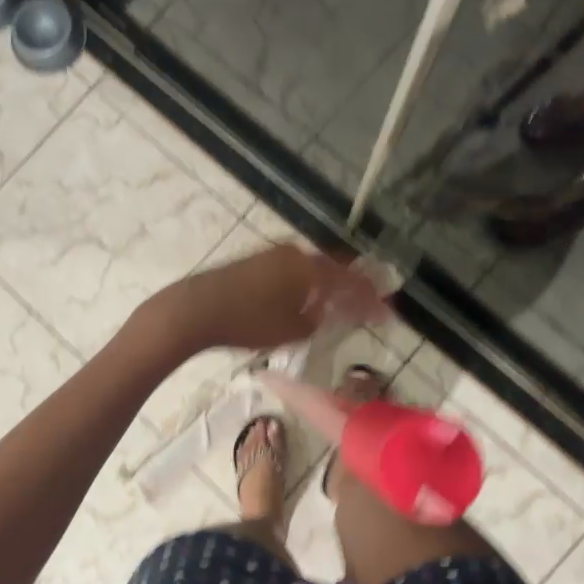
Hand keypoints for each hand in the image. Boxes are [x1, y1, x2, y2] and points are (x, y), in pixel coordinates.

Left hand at [136, 242, 390, 354]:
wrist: (195, 309)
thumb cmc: (248, 321)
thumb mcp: (293, 330)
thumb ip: (318, 319)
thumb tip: (326, 312)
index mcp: (311, 267)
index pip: (352, 282)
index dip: (372, 299)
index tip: (387, 313)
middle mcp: (295, 253)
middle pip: (333, 268)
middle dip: (352, 286)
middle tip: (368, 302)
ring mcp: (271, 254)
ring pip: (310, 268)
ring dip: (326, 285)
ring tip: (338, 303)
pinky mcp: (251, 262)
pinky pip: (290, 271)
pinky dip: (304, 284)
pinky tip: (302, 299)